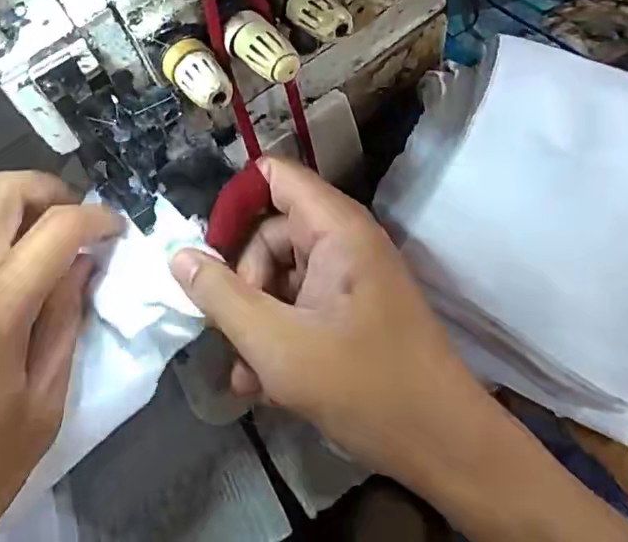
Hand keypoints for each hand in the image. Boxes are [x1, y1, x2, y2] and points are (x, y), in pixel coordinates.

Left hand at [0, 172, 122, 541]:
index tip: (118, 230)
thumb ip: (64, 323)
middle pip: (4, 186)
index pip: (57, 226)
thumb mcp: (40, 408)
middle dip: (52, 190)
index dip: (97, 218)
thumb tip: (80, 266)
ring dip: (15, 198)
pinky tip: (4, 258)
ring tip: (44, 233)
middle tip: (79, 222)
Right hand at [169, 157, 487, 476]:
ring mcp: (348, 275)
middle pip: (268, 231)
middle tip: (228, 326)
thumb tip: (178, 255)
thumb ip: (220, 296)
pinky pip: (299, 300)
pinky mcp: (350, 308)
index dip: (234, 202)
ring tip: (244, 368)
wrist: (450, 451)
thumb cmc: (366, 388)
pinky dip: (276, 331)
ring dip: (254, 315)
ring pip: (279, 272)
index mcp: (335, 228)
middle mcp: (343, 240)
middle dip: (241, 278)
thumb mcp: (277, 345)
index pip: (273, 176)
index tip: (205, 248)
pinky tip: (261, 381)